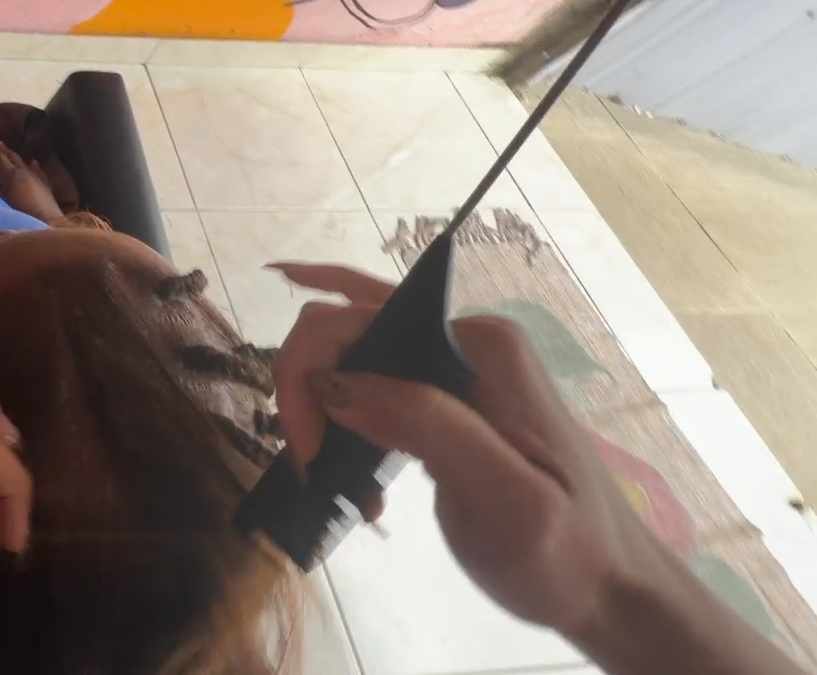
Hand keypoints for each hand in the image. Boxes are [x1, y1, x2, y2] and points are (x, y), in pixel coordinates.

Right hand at [0, 140, 59, 221]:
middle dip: (3, 149)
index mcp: (11, 175)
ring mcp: (36, 177)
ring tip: (8, 150)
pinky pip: (38, 171)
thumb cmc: (21, 213)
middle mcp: (23, 172)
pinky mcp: (45, 185)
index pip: (0, 159)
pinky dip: (33, 166)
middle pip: (12, 157)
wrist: (48, 222)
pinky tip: (33, 162)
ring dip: (15, 155)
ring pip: (23, 162)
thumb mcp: (2, 202)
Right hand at [268, 263, 658, 638]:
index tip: (306, 449)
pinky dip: (326, 399)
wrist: (609, 590)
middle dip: (303, 389)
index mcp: (476, 342)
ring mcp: (443, 356)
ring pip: (336, 346)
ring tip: (327, 468)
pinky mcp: (431, 384)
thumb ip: (426, 426)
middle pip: (336, 328)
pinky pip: (354, 364)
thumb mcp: (508, 502)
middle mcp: (456, 332)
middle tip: (308, 460)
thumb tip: (330, 383)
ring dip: (314, 401)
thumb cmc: (567, 554)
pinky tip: (335, 451)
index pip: (351, 322)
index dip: (307, 375)